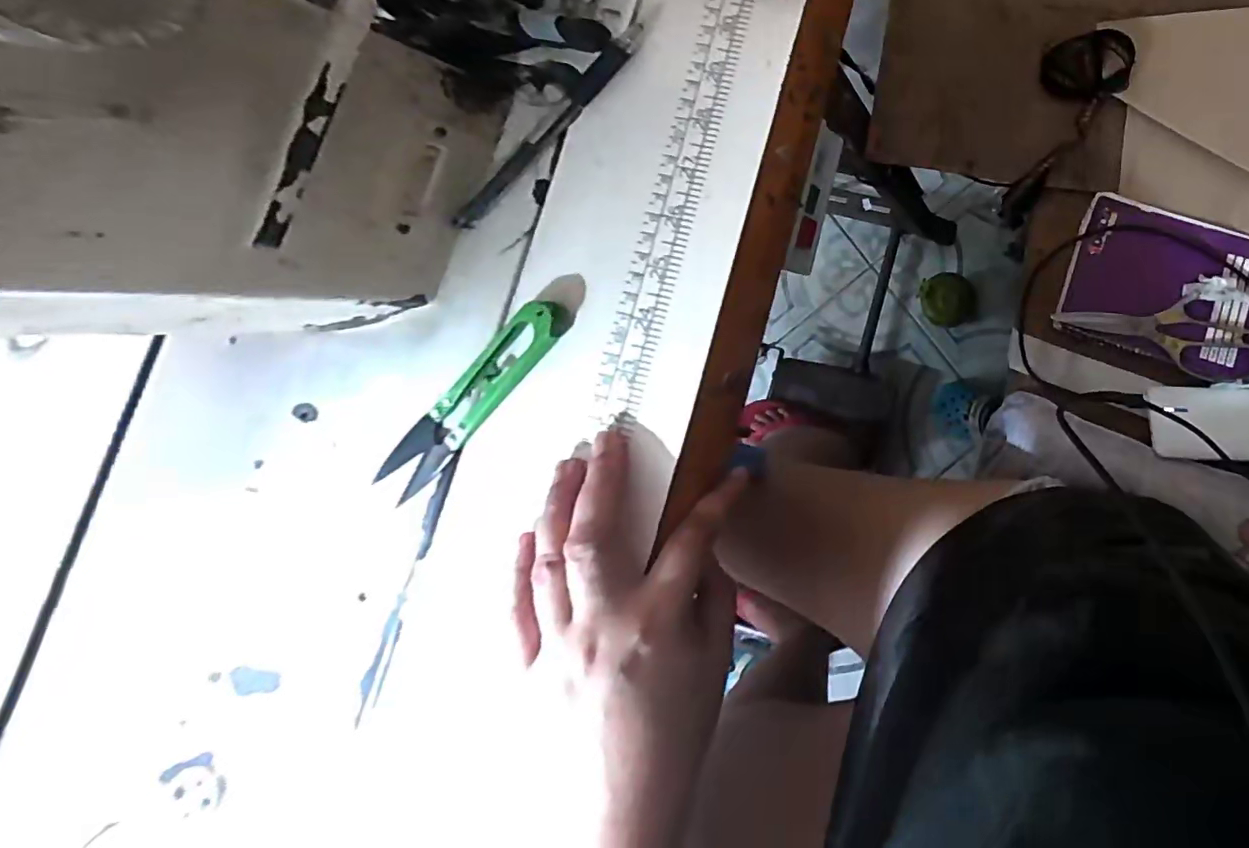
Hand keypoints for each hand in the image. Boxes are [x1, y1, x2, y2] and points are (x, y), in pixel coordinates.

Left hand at [515, 430, 747, 847]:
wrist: (619, 813)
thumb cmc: (677, 738)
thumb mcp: (714, 665)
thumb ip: (711, 598)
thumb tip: (702, 549)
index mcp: (658, 623)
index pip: (691, 540)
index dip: (716, 502)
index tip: (731, 476)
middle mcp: (602, 623)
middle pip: (595, 534)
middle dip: (602, 477)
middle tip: (608, 438)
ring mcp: (558, 644)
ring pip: (549, 560)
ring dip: (557, 504)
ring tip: (567, 465)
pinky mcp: (530, 667)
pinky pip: (516, 608)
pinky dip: (518, 566)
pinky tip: (524, 534)